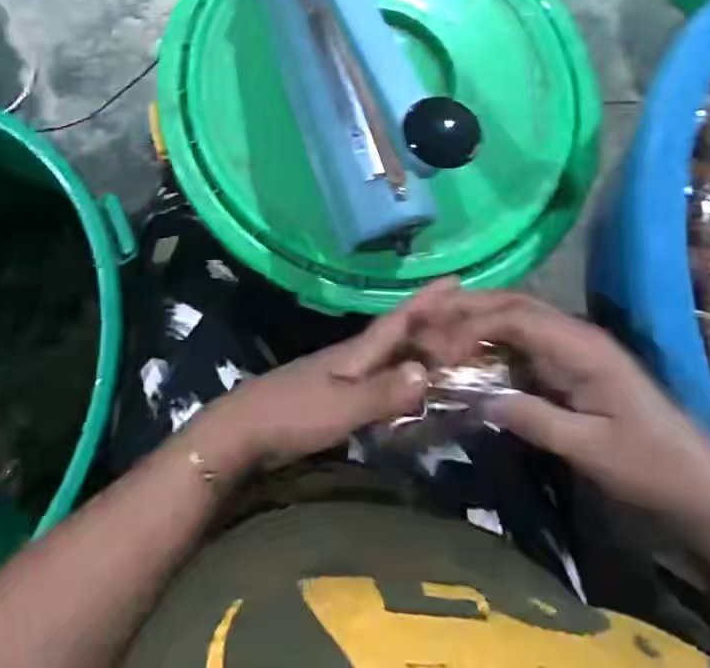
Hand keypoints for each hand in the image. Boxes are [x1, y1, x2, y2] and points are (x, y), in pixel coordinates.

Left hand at [184, 282, 460, 475]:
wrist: (241, 431)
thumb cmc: (292, 414)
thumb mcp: (341, 407)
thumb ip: (382, 392)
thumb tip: (427, 371)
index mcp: (356, 352)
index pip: (399, 320)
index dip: (427, 300)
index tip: (456, 279)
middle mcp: (351, 357)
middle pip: (397, 333)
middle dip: (430, 320)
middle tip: (467, 313)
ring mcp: (339, 374)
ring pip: (387, 354)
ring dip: (417, 346)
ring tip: (448, 345)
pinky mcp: (332, 394)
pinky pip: (377, 376)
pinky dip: (398, 374)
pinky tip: (406, 384)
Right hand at [405, 286, 709, 520]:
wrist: (700, 483)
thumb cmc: (650, 466)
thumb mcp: (590, 449)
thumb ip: (535, 418)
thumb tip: (478, 399)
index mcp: (582, 346)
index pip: (516, 316)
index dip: (471, 324)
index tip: (436, 347)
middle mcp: (576, 334)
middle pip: (513, 304)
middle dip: (466, 308)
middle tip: (422, 320)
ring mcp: (575, 346)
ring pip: (517, 316)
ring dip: (476, 318)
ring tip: (436, 329)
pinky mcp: (574, 363)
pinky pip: (525, 340)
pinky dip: (492, 339)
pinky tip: (469, 352)